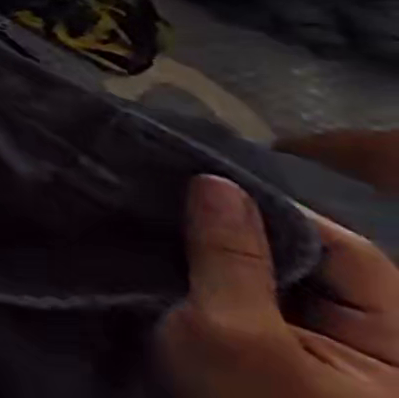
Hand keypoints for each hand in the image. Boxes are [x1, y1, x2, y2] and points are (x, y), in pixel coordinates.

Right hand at [157, 175, 398, 397]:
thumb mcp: (230, 332)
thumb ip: (228, 255)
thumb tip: (215, 181)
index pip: (347, 252)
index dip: (274, 213)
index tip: (197, 184)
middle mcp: (377, 348)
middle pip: (314, 265)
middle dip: (240, 231)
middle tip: (168, 203)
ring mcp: (329, 356)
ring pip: (278, 280)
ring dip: (219, 254)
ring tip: (161, 226)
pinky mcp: (282, 358)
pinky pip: (255, 301)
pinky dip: (212, 277)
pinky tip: (169, 261)